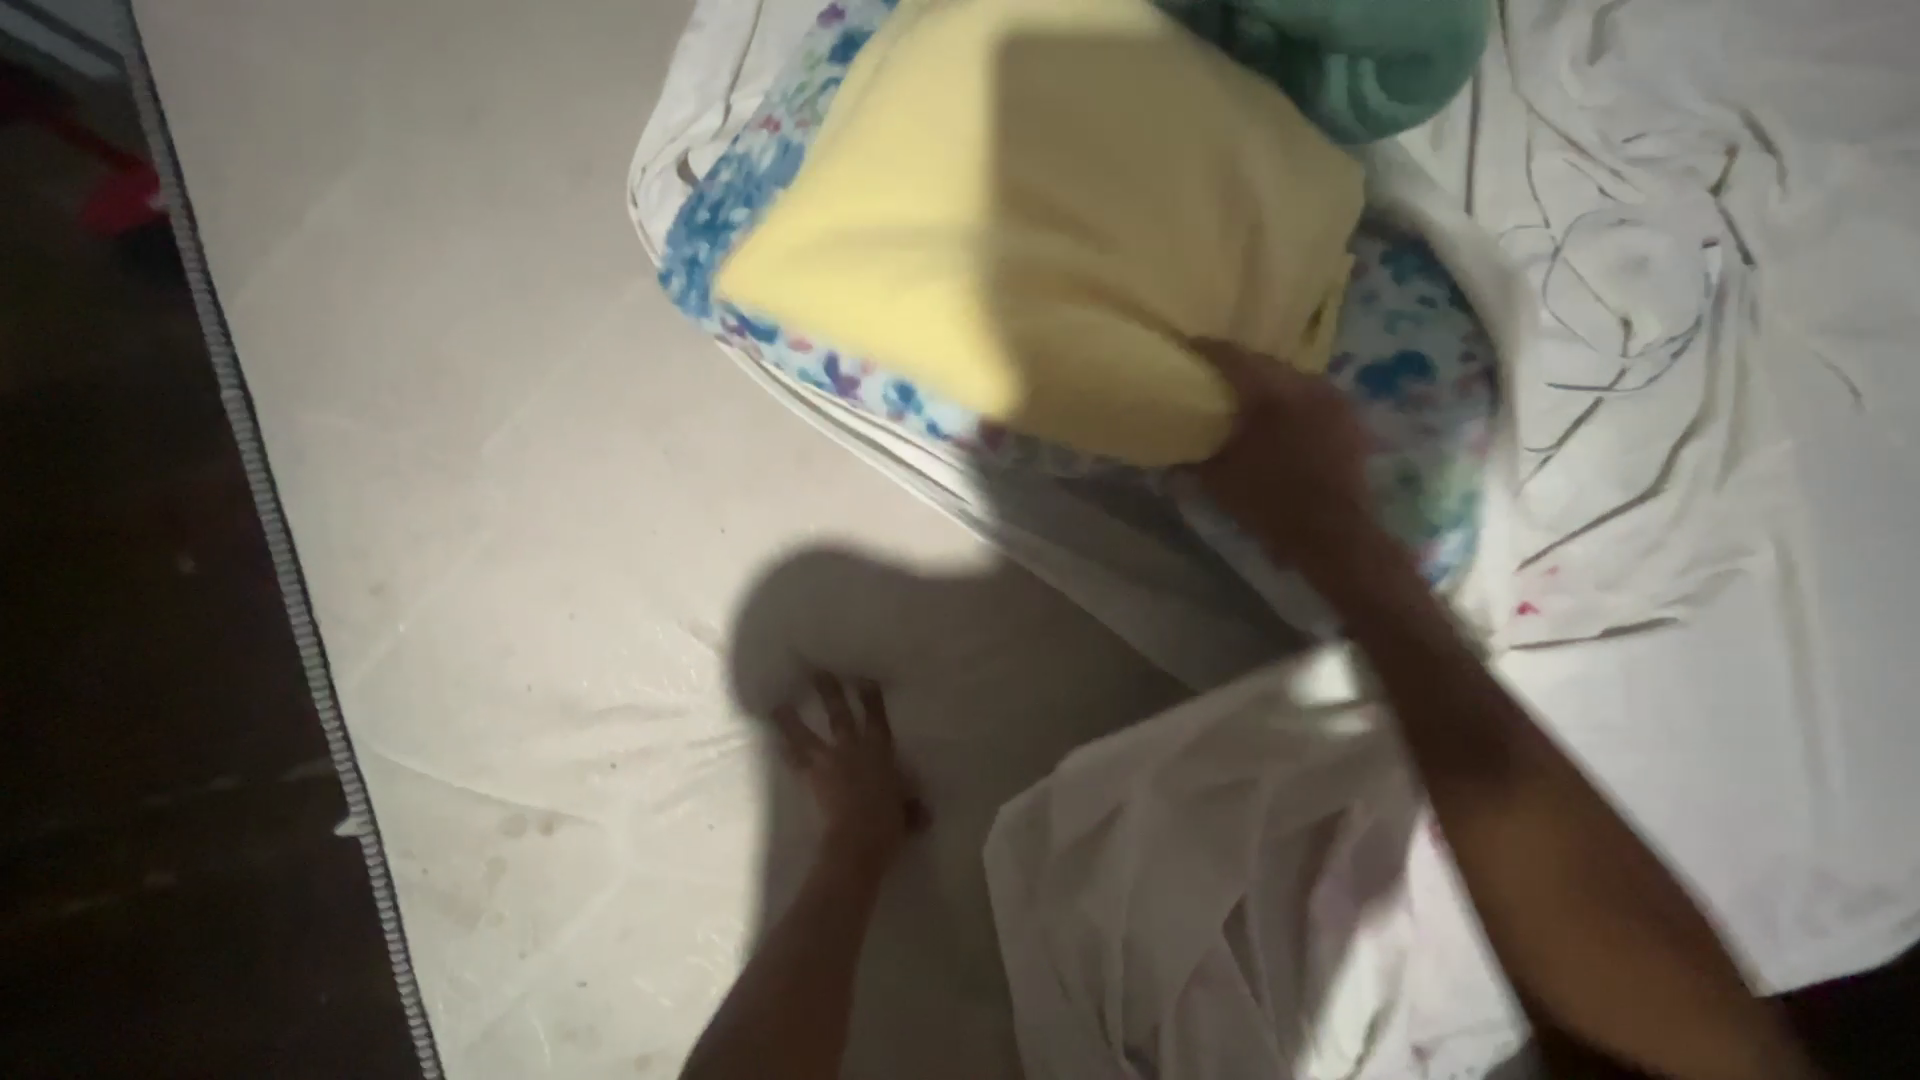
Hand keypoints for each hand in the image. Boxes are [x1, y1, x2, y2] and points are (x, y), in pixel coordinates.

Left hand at [773, 674, 928, 871]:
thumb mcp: (907, 813)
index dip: (872, 699)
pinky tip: (774, 740)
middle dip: (830, 692)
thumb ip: (911, 808)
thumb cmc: (889, 822)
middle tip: (818, 672)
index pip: (877, 719)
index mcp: (880, 752)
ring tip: (778, 705)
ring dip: (792, 720)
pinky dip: (784, 749)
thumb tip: (922, 812)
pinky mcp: (811, 777)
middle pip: (840, 715)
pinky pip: (794, 759)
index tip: (865, 679)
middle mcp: (853, 749)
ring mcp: (829, 761)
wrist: (860, 837)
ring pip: (807, 734)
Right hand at [1190, 339, 1383, 578]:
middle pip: (1264, 363)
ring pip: (1291, 378)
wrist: (1332, 534)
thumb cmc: (1268, 504)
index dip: (1205, 349)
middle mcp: (1304, 383)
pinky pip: (1312, 396)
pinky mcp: (1349, 416)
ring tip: (1247, 400)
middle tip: (1214, 379)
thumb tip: (1171, 449)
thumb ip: (1193, 456)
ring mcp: (1333, 397)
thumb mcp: (1218, 481)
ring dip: (1268, 385)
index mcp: (1268, 392)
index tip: (1186, 350)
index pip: (1231, 355)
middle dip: (1238, 368)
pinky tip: (1281, 420)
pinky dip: (1292, 402)